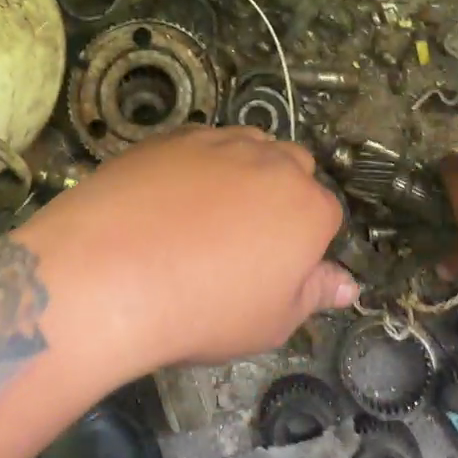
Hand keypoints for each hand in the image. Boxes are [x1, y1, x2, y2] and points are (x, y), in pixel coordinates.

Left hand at [13, 127, 356, 374]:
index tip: (277, 267)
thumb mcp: (270, 321)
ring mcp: (218, 141)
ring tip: (208, 215)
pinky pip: (200, 144)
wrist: (112, 271)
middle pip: (293, 166)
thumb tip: (346, 282)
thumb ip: (313, 293)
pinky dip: (197, 164)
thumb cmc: (203, 308)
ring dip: (243, 171)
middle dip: (282, 194)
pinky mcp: (172, 135)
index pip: (326, 214)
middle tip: (245, 239)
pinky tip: (169, 199)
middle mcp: (271, 161)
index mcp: (307, 207)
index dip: (306, 242)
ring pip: (248, 145)